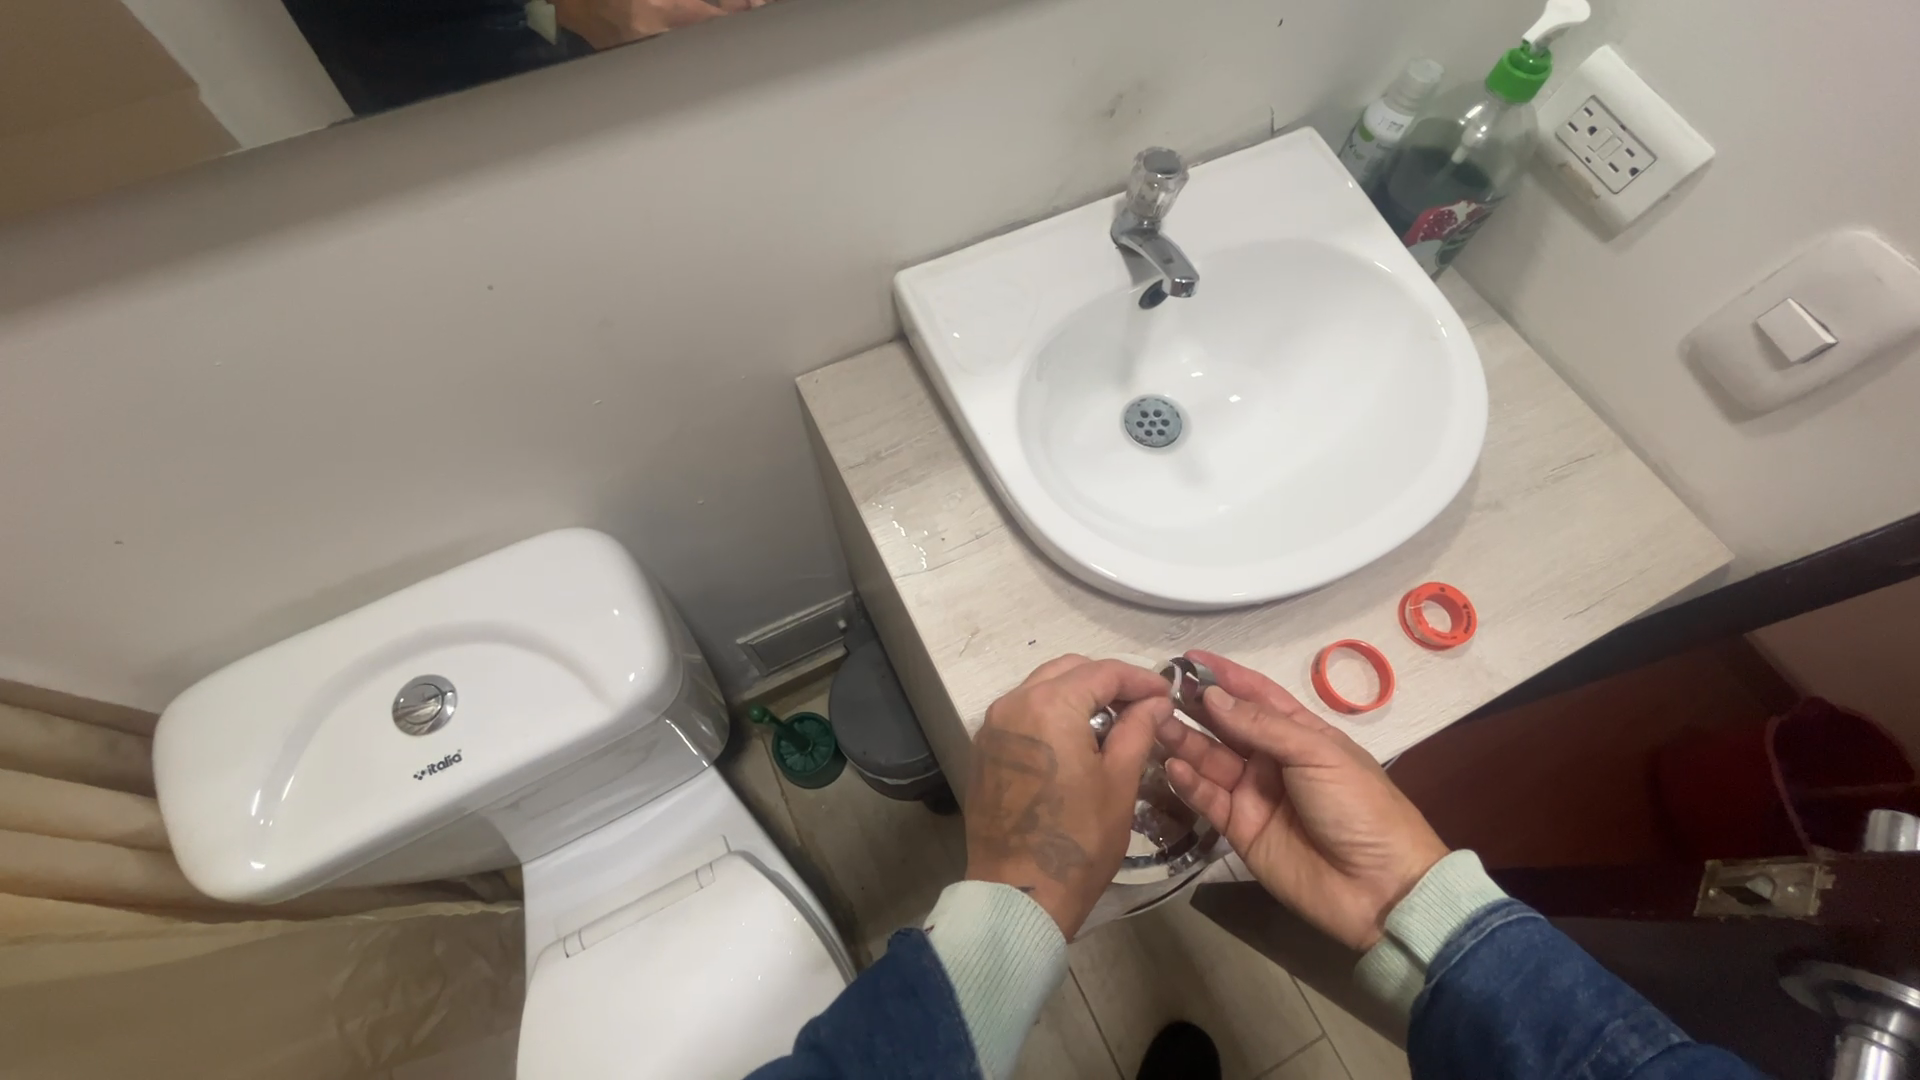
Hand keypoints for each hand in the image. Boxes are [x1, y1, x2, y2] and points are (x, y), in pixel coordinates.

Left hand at [964, 656, 1172, 938]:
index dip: (1139, 678)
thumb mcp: (1119, 781)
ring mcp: (993, 725)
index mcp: (1048, 704)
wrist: (1019, 892)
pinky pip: (1023, 712)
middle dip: (1107, 681)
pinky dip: (1052, 713)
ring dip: (1078, 695)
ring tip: (1113, 722)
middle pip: (1068, 670)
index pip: (1102, 671)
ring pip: (1042, 688)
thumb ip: (1138, 729)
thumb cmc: (1079, 839)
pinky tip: (1077, 739)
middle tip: (1141, 705)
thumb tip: (1156, 701)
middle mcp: (1013, 702)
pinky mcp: (985, 748)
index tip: (1166, 692)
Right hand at [1157, 650, 1447, 951]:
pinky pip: (1207, 798)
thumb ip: (1261, 725)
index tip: (1188, 658)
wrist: (1382, 889)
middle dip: (1194, 707)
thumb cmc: (1360, 807)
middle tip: (1157, 692)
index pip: (1255, 695)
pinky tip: (1171, 766)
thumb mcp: (1318, 754)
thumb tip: (1212, 695)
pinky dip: (1188, 782)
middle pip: (1224, 725)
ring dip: (1183, 741)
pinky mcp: (1239, 828)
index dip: (1224, 675)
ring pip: (1208, 759)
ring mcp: (1252, 793)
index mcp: (1299, 733)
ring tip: (1155, 725)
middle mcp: (1270, 758)